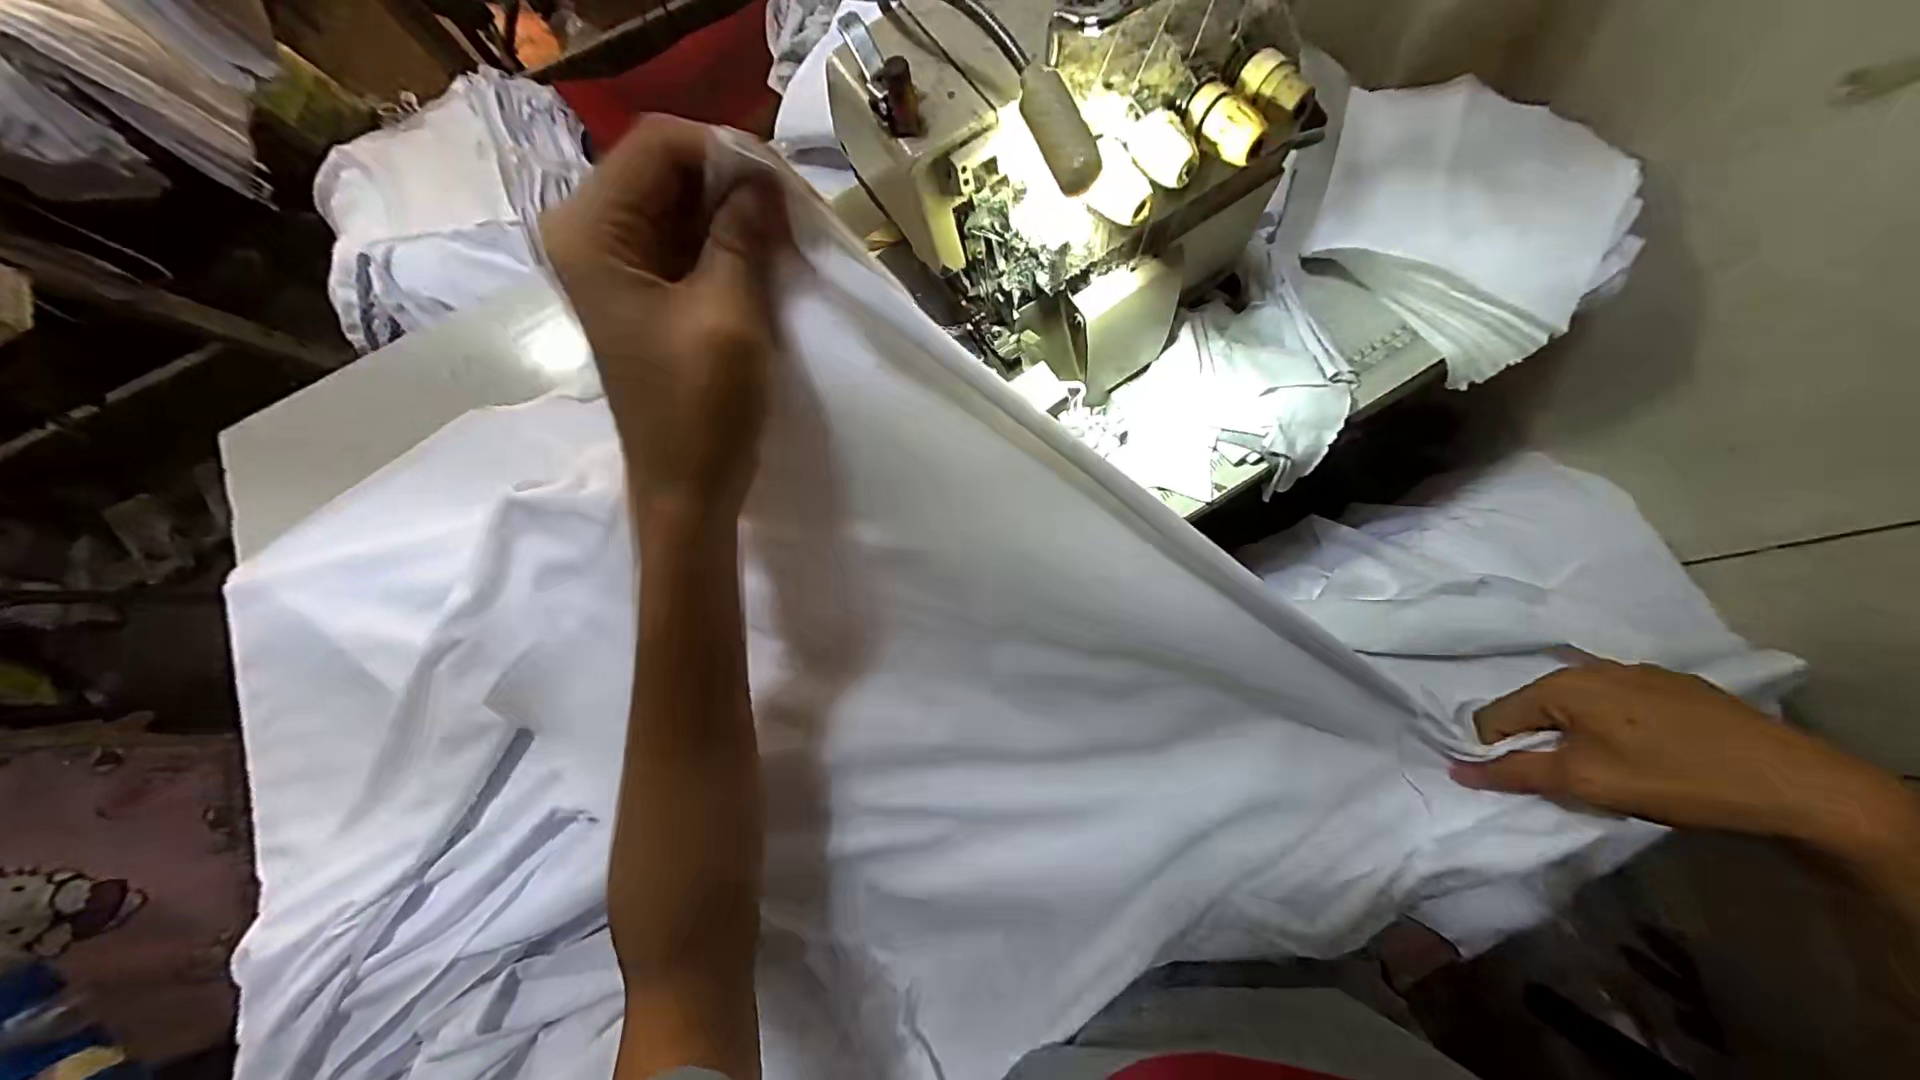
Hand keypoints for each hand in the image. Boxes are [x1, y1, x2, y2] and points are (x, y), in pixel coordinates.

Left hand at [542, 115, 791, 529]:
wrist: (689, 486)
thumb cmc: (701, 407)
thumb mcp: (729, 312)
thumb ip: (742, 234)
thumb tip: (765, 178)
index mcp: (592, 231)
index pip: (660, 145)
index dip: (727, 152)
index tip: (786, 187)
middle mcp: (595, 236)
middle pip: (669, 170)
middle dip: (736, 182)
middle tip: (797, 213)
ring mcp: (622, 266)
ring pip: (685, 206)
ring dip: (739, 214)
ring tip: (791, 237)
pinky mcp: (650, 294)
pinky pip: (690, 245)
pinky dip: (731, 244)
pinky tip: (770, 259)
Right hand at [1452, 660, 1919, 862]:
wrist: (1799, 786)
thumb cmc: (1673, 779)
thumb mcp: (1583, 782)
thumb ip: (1514, 772)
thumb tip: (1455, 770)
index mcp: (1561, 684)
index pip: (1494, 716)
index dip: (1495, 751)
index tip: (1523, 780)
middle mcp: (1591, 667)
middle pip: (1535, 707)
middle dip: (1537, 741)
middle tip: (1568, 779)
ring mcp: (1639, 672)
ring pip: (1578, 704)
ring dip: (1575, 733)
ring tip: (1608, 767)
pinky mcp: (1678, 687)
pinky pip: (1619, 703)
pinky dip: (1613, 725)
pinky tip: (1647, 751)